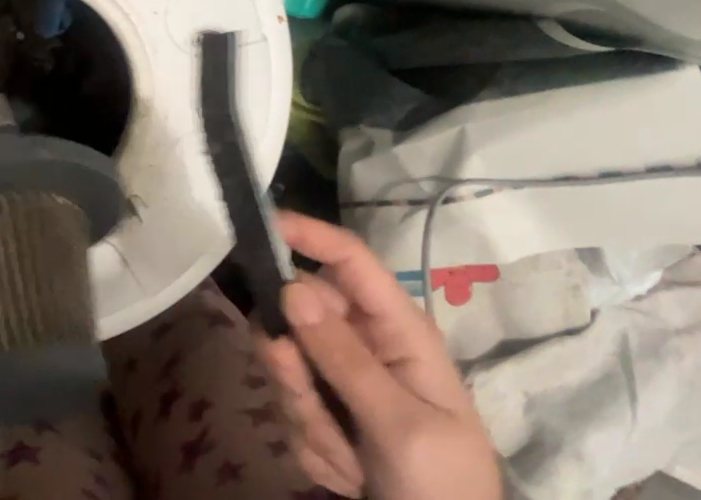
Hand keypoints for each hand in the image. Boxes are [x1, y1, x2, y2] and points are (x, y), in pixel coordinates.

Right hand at [258, 212, 500, 499]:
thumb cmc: (442, 486)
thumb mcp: (402, 426)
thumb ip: (345, 359)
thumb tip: (289, 288)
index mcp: (397, 330)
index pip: (349, 260)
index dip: (306, 233)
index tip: (258, 226)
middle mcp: (363, 341)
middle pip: (297, 315)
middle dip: (295, 368)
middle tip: (313, 409)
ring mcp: (338, 375)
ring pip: (284, 364)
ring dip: (305, 416)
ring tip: (347, 463)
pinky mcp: (320, 408)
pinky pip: (285, 405)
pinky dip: (309, 445)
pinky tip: (346, 474)